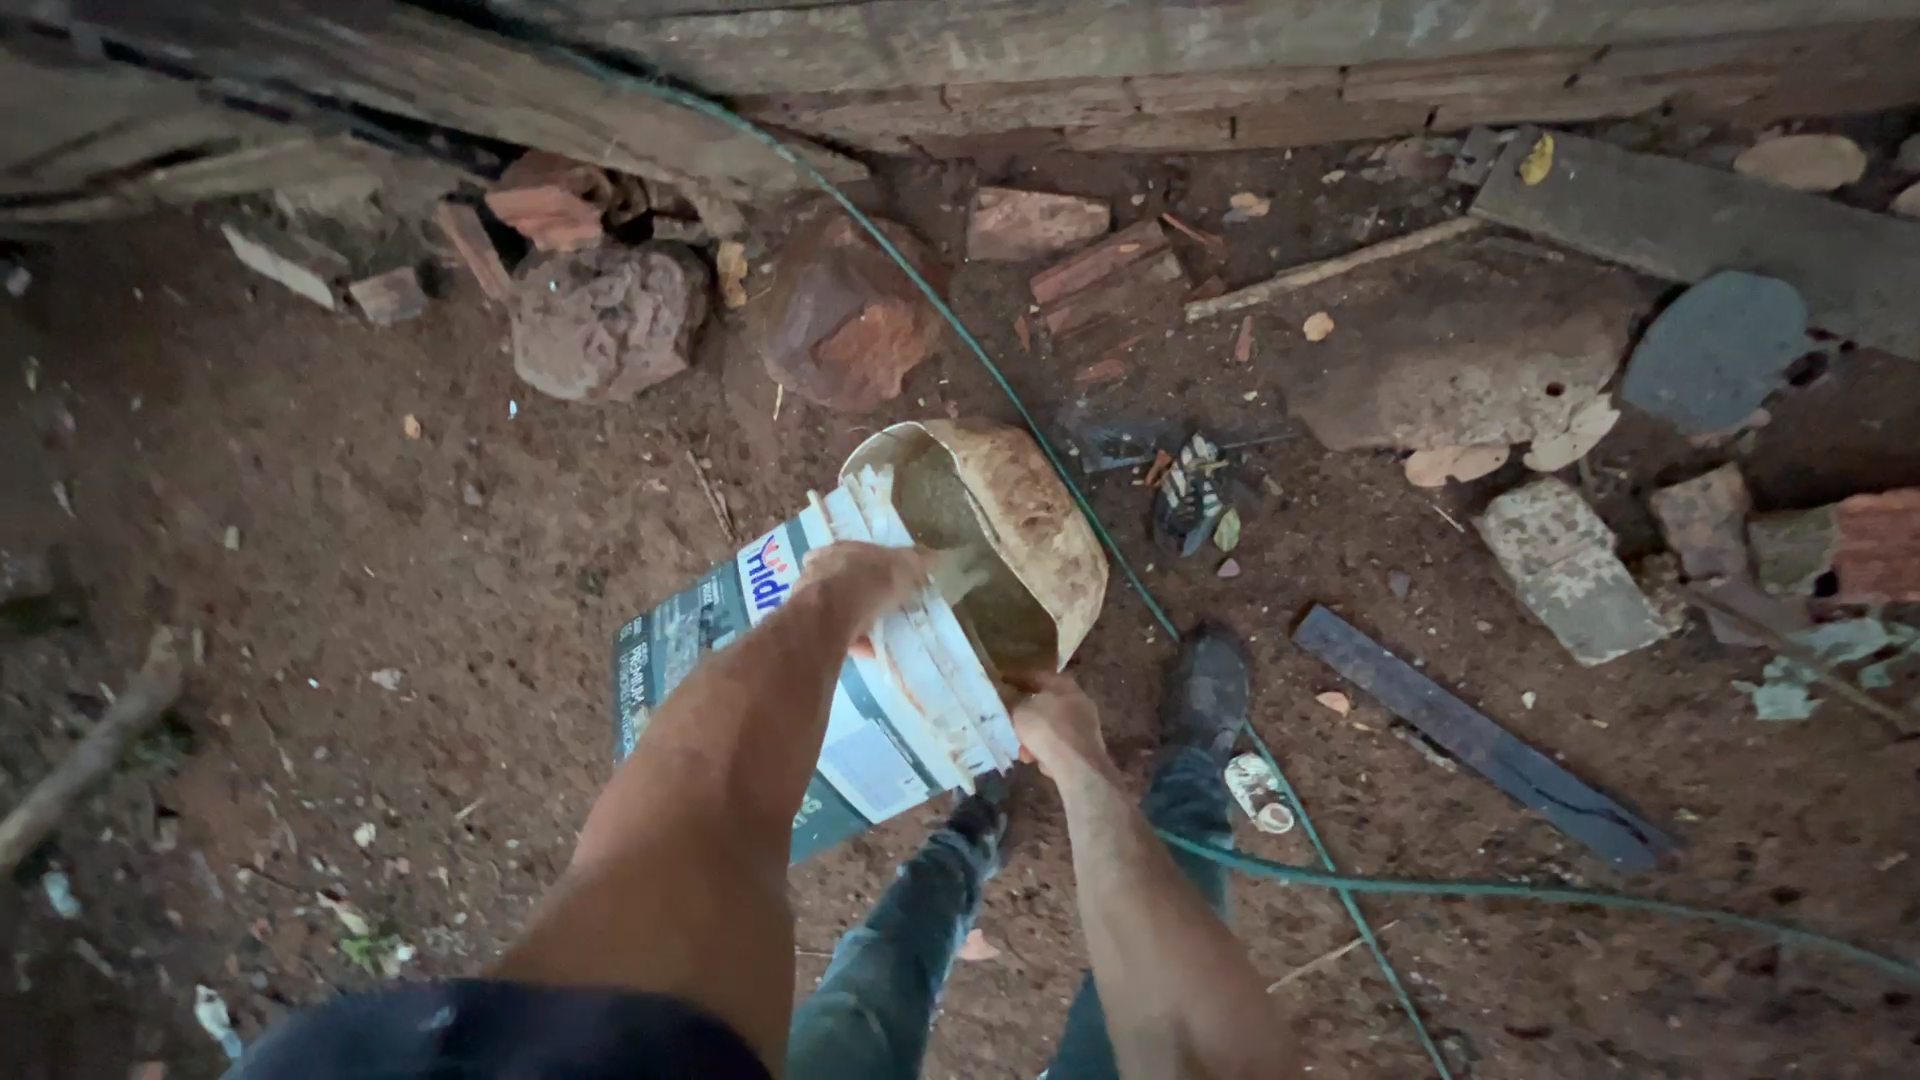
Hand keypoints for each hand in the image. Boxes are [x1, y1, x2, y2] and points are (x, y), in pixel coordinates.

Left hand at [794, 542, 933, 629]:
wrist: (832, 612)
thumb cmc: (870, 580)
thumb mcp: (905, 565)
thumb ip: (918, 560)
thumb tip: (936, 555)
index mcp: (842, 550)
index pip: (855, 552)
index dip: (872, 565)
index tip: (888, 579)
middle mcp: (820, 569)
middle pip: (841, 579)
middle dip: (859, 593)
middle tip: (881, 607)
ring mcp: (809, 597)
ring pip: (834, 607)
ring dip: (853, 619)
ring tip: (878, 633)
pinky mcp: (807, 624)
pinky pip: (833, 633)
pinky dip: (851, 641)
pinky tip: (870, 650)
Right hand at [1009, 671, 1113, 786]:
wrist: (1076, 764)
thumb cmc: (1045, 728)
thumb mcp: (1019, 711)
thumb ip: (1013, 702)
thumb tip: (1010, 697)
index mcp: (1063, 684)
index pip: (1036, 676)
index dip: (1017, 679)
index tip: (1003, 683)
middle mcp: (1078, 700)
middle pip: (1046, 703)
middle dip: (1027, 714)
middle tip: (1011, 720)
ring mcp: (1085, 724)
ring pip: (1052, 727)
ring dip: (1035, 737)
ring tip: (1022, 750)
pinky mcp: (1087, 746)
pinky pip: (1060, 744)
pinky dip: (1047, 750)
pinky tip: (1035, 760)